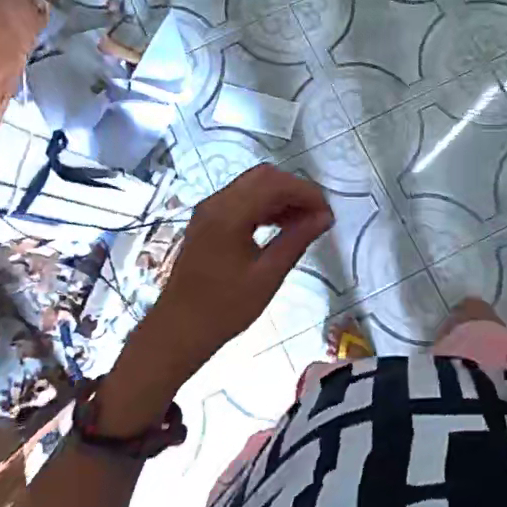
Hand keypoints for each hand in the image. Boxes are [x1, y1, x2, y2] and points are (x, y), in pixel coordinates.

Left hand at [100, 166, 331, 431]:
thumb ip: (296, 240)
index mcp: (228, 214)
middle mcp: (216, 203)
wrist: (179, 329)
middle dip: (295, 191)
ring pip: (252, 186)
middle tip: (318, 216)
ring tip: (305, 223)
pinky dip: (265, 206)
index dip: (306, 193)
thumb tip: (324, 217)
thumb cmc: (224, 308)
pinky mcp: (208, 221)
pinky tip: (282, 227)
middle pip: (263, 177)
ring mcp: (209, 210)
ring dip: (281, 197)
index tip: (327, 214)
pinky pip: (242, 200)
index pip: (275, 184)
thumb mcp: (267, 276)